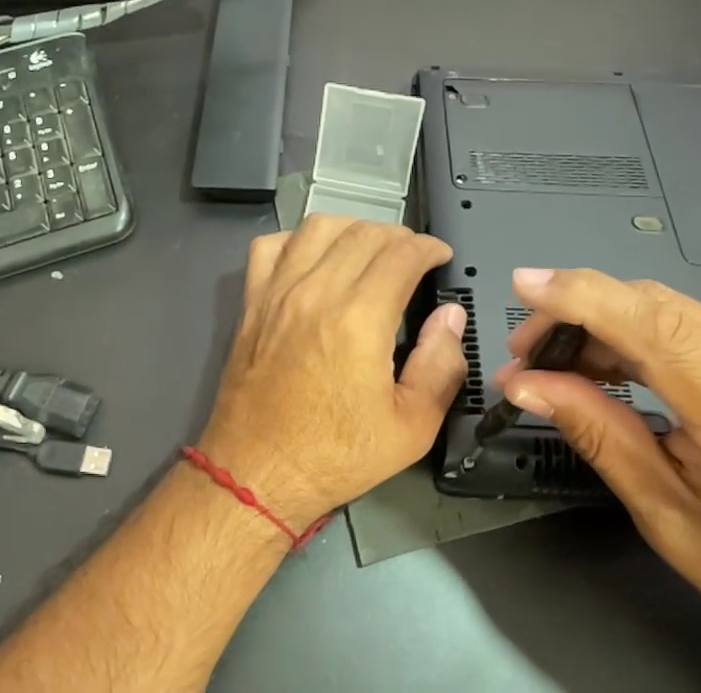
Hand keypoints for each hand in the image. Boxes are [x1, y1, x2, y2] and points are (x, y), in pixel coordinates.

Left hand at [196, 215, 467, 529]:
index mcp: (359, 320)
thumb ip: (441, 365)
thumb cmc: (335, 455)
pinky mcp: (251, 302)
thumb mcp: (412, 427)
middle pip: (363, 232)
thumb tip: (449, 317)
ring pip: (317, 227)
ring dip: (351, 228)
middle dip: (398, 235)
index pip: (401, 253)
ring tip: (368, 249)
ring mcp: (277, 292)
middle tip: (412, 257)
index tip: (439, 256)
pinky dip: (297, 239)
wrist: (257, 473)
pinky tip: (313, 258)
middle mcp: (315, 293)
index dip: (429, 247)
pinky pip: (271, 246)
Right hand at [495, 268, 700, 674]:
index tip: (524, 285)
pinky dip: (642, 339)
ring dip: (608, 325)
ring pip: (675, 312)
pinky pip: (698, 331)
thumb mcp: (670, 518)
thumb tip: (529, 385)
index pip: (661, 329)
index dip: (585, 298)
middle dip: (581, 313)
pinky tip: (608, 367)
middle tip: (526, 351)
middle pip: (662, 307)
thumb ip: (599, 435)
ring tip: (555, 363)